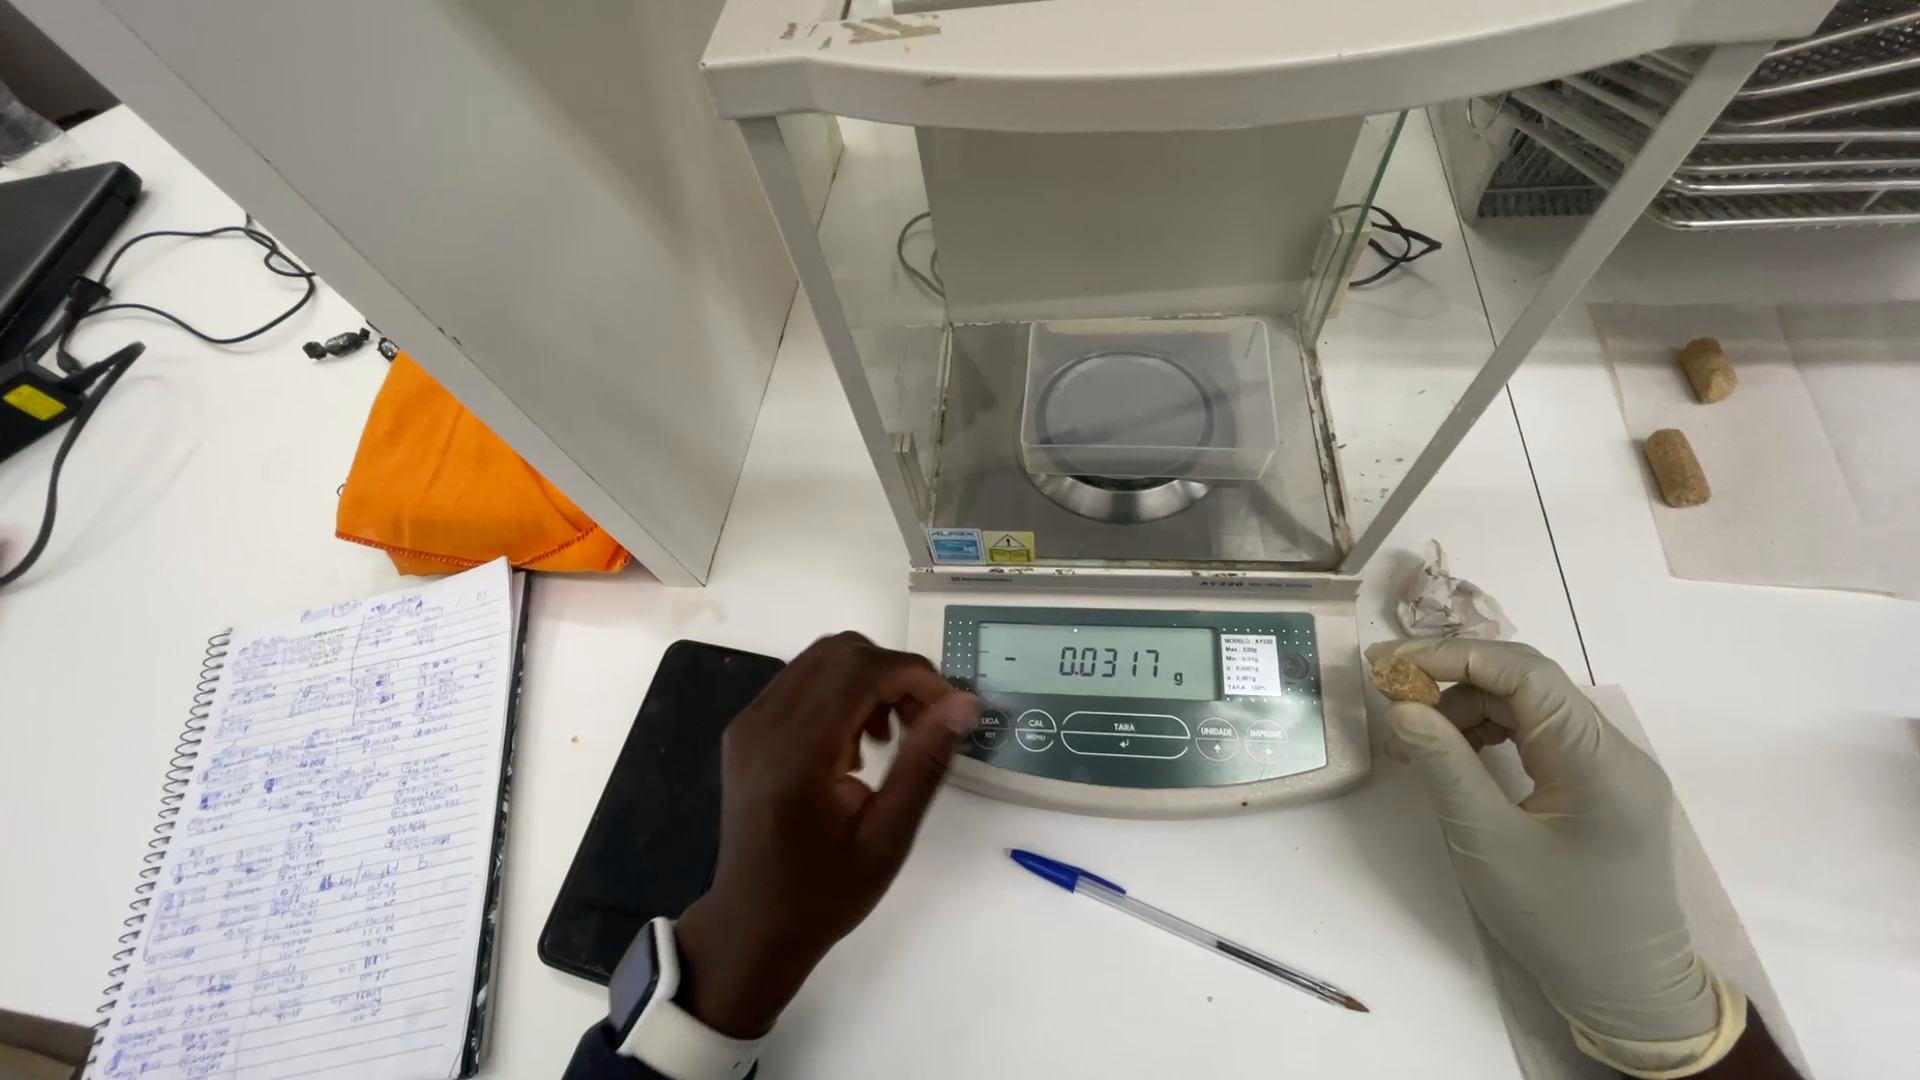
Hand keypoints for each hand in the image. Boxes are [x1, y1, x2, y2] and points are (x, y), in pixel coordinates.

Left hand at [674, 632, 978, 1038]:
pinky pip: (803, 681)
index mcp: (795, 753)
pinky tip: (855, 743)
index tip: (948, 708)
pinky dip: (841, 692)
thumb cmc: (825, 892)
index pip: (860, 671)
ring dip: (869, 680)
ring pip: (821, 660)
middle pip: (841, 652)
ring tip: (889, 736)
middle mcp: (764, 723)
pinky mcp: (746, 728)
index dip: (913, 675)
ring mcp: (749, 722)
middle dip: (893, 673)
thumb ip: (926, 761)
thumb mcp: (889, 834)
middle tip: (921, 723)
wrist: (752, 926)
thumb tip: (964, 702)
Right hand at [1368, 639, 1747, 1077]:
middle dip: (1450, 673)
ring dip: (1461, 705)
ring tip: (1410, 732)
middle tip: (1386, 684)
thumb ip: (1443, 764)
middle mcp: (1611, 749)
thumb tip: (1401, 704)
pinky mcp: (1591, 783)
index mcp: (1598, 760)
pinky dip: (1482, 730)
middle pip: (1524, 680)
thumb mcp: (1485, 840)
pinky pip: (1531, 733)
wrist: (1624, 992)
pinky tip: (1447, 752)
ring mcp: (1604, 765)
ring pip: (1523, 704)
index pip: (1524, 673)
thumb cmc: (1556, 918)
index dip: (1451, 656)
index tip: (1388, 665)